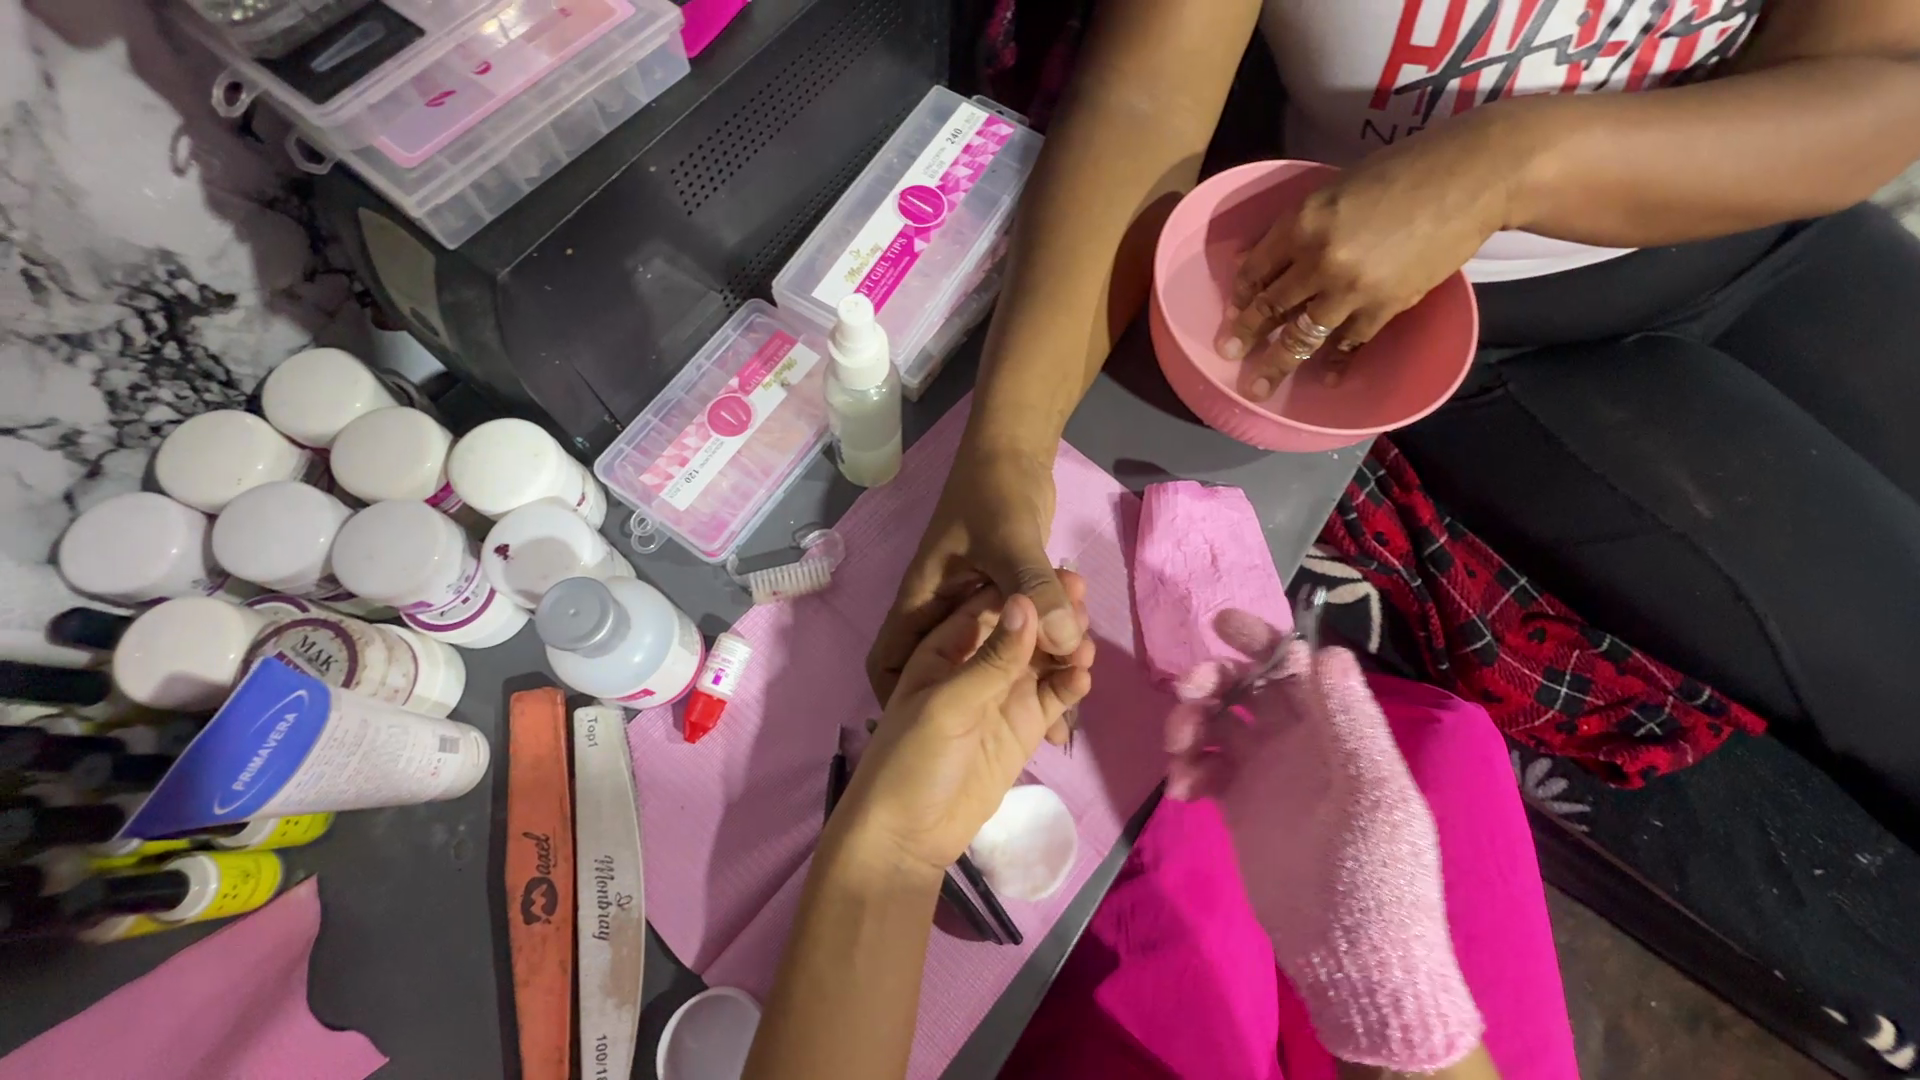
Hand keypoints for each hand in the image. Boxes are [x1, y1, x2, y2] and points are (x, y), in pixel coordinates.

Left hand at [836, 588, 1094, 874]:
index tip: (1060, 572)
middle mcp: (977, 665)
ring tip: (1087, 645)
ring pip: (1042, 660)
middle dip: (1052, 614)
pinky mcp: (1022, 728)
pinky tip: (1082, 679)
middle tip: (1084, 600)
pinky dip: (1068, 686)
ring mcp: (1002, 697)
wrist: (908, 835)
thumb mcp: (949, 704)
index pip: (988, 606)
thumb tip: (1026, 603)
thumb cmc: (912, 760)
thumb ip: (992, 658)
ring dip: (1065, 649)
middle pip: (1022, 629)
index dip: (1023, 587)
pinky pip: (1052, 698)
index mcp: (945, 649)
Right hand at [868, 447, 1085, 727]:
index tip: (928, 734)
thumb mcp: (1011, 540)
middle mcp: (945, 609)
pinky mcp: (1007, 597)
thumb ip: (1035, 589)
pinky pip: (1021, 637)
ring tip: (1063, 712)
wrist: (1016, 452)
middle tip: (1023, 733)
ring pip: (993, 655)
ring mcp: (977, 604)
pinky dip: (1045, 653)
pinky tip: (1075, 674)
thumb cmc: (994, 490)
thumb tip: (1065, 646)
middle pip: (949, 668)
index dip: (896, 698)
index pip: (890, 658)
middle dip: (982, 699)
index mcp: (922, 600)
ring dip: (1026, 675)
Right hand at [1167, 610, 1479, 1070]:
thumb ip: (1351, 722)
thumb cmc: (1377, 874)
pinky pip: (1203, 768)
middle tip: (1186, 692)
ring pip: (1215, 721)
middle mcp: (1297, 741)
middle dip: (1211, 677)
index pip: (1296, 664)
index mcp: (1336, 730)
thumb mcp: (1375, 795)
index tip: (1219, 624)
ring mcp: (1263, 772)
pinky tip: (1181, 793)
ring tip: (1179, 754)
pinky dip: (1187, 769)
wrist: (1352, 956)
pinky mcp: (1236, 806)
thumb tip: (1326, 650)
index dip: (1260, 638)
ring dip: (1190, 722)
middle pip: (1244, 685)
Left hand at [1217, 117, 1523, 398]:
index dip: (1241, 293)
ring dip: (1276, 365)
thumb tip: (1259, 260)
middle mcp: (1319, 260)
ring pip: (1301, 335)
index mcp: (1302, 223)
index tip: (1233, 309)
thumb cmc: (1403, 170)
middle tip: (1225, 355)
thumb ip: (1297, 226)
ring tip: (1257, 389)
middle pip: (1271, 307)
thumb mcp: (1335, 188)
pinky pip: (1349, 343)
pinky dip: (1335, 363)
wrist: (1476, 176)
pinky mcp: (1385, 306)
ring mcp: (1351, 289)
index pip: (1256, 268)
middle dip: (1245, 335)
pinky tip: (1323, 380)